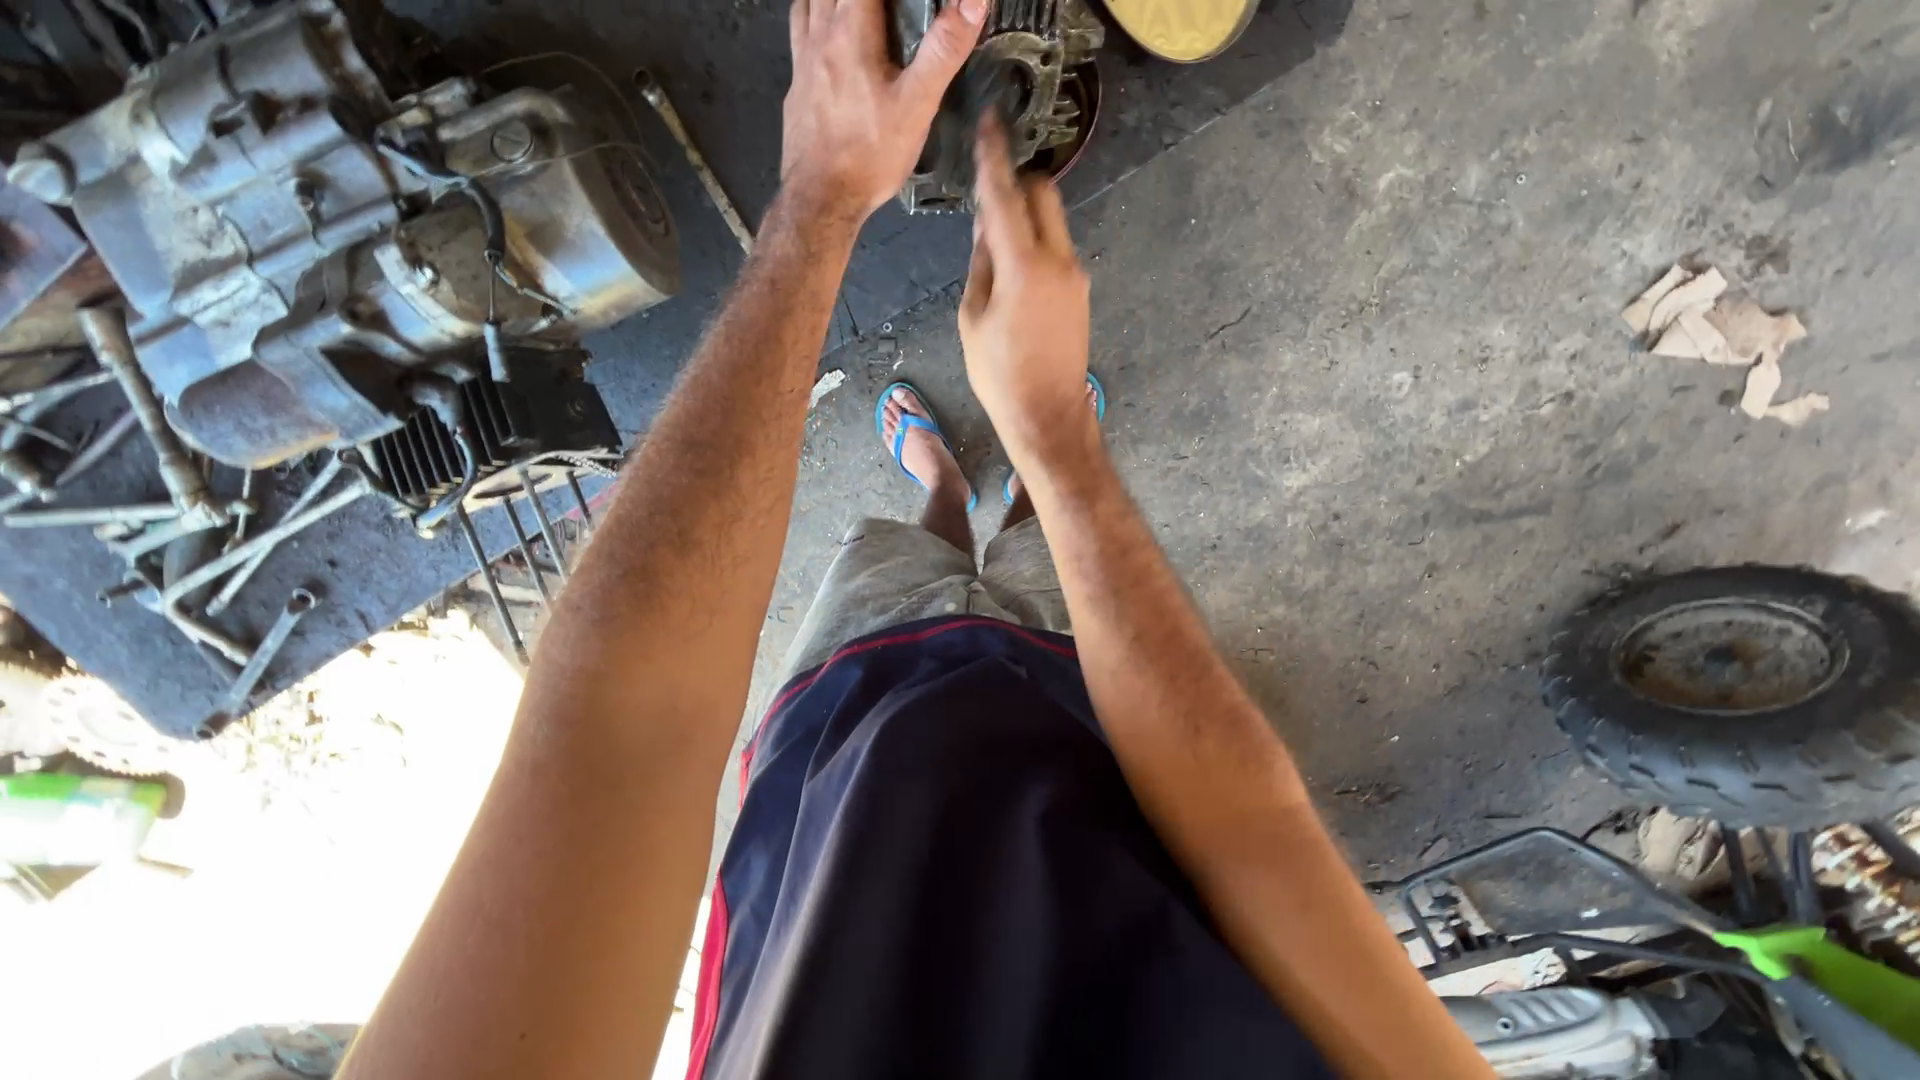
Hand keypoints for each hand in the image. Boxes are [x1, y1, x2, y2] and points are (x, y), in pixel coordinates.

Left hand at [782, 0, 985, 223]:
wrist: (822, 199)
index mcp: (851, 33)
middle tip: (888, 8)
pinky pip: (799, 37)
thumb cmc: (870, 155)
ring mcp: (802, 64)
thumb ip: (944, 50)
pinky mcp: (796, 90)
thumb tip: (973, 0)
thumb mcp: (917, 105)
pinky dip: (813, 21)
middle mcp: (820, 39)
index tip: (909, 2)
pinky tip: (827, 40)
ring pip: (808, 3)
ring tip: (855, 8)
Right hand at [959, 118, 1093, 464]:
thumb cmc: (999, 374)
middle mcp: (1059, 260)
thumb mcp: (972, 318)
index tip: (990, 125)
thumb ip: (980, 264)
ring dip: (1027, 219)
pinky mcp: (1082, 291)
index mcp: (1024, 266)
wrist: (1049, 414)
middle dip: (1018, 184)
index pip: (1007, 197)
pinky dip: (1037, 245)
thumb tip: (985, 227)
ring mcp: (1076, 276)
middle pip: (1044, 195)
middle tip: (991, 195)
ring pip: (1053, 223)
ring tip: (996, 245)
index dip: (995, 158)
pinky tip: (1015, 271)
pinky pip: (1057, 250)